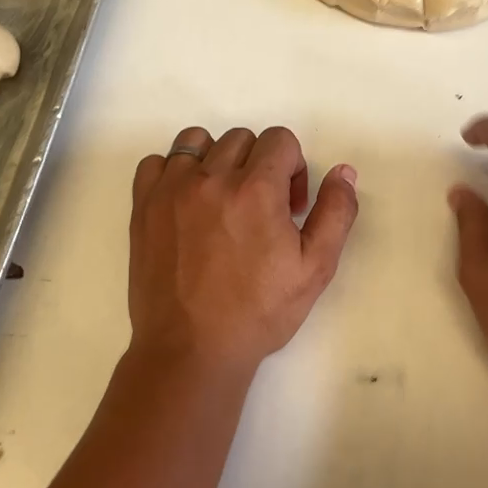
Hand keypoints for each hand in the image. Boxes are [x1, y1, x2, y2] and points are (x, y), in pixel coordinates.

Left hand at [127, 126, 357, 377]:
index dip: (293, 168)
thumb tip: (343, 172)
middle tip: (261, 211)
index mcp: (257, 190)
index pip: (280, 139)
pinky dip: (175, 173)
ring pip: (198, 142)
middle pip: (242, 139)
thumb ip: (335, 213)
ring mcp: (171, 191)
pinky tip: (187, 204)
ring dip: (217, 161)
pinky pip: (157, 162)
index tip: (289, 206)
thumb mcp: (315, 269)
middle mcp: (211, 179)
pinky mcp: (143, 207)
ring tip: (222, 201)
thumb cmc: (258, 313)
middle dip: (259, 165)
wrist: (192, 348)